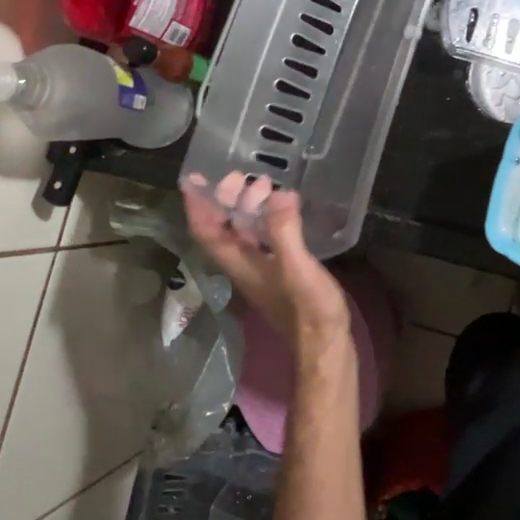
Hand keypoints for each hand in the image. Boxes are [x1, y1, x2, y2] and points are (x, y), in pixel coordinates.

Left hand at [180, 172, 351, 351]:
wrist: (325, 344)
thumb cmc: (308, 308)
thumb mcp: (296, 266)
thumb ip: (283, 231)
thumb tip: (277, 194)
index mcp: (239, 264)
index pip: (206, 231)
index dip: (197, 205)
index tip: (195, 179)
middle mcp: (244, 266)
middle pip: (223, 228)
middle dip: (226, 199)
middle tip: (242, 175)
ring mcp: (261, 270)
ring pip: (243, 232)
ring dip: (247, 207)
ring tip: (267, 185)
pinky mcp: (280, 271)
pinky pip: (262, 238)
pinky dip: (266, 218)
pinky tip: (284, 209)